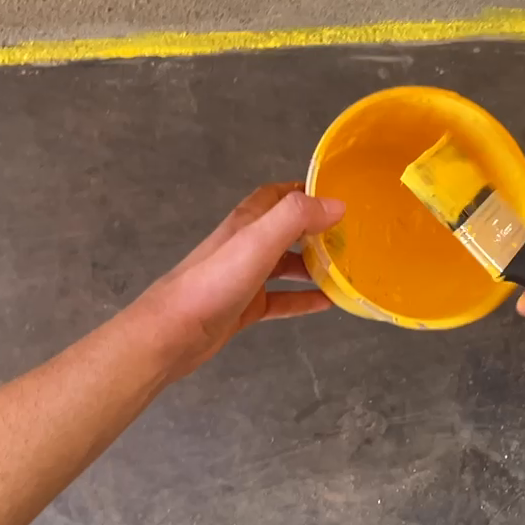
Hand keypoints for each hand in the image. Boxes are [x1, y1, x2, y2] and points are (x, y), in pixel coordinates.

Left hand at [128, 182, 344, 380]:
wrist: (173, 332)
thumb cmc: (216, 282)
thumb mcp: (258, 241)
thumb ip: (295, 218)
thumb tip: (337, 204)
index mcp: (247, 223)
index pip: (278, 195)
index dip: (305, 192)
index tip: (338, 198)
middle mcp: (246, 245)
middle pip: (286, 230)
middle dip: (316, 231)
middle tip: (350, 239)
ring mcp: (245, 278)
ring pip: (285, 265)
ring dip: (313, 266)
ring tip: (345, 271)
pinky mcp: (245, 307)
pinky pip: (281, 299)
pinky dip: (303, 299)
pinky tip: (328, 304)